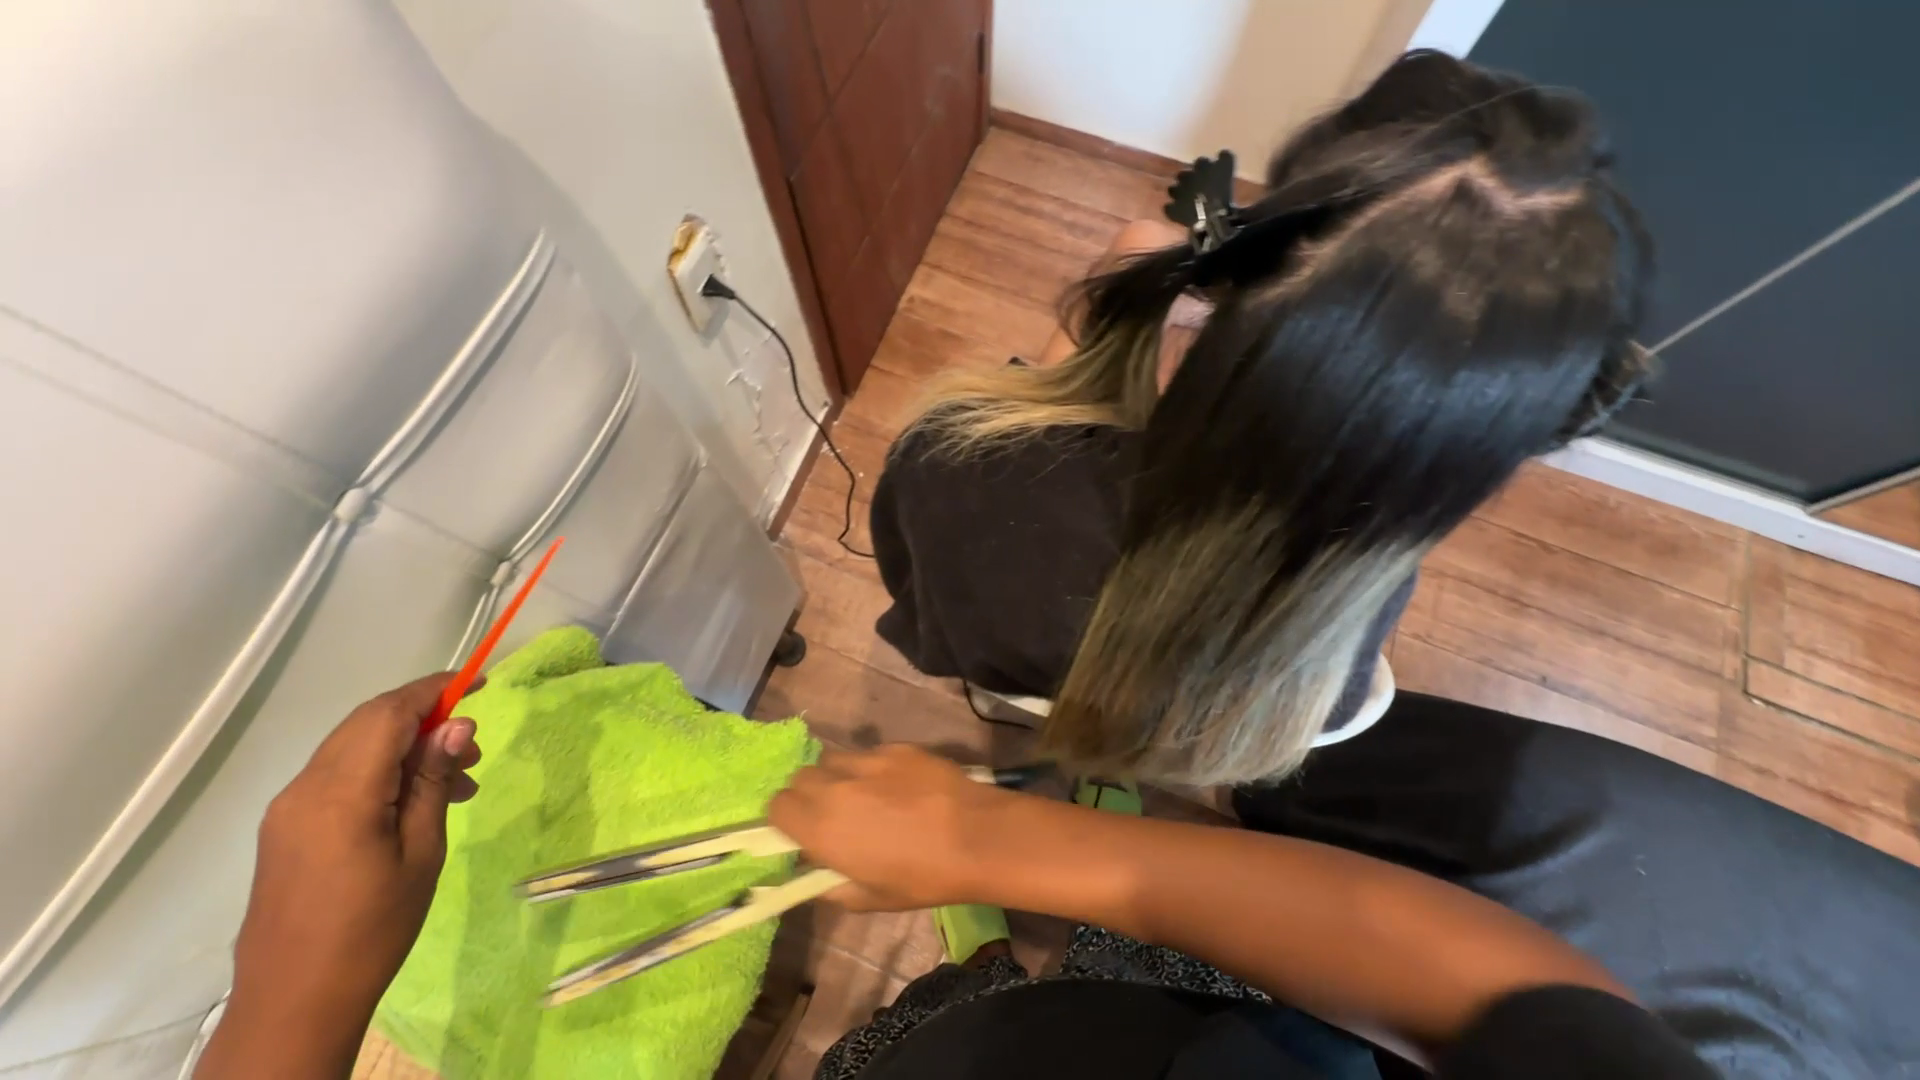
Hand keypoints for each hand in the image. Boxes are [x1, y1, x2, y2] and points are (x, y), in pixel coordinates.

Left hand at [201, 673, 481, 1077]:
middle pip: (367, 722)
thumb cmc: (374, 927)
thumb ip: (433, 781)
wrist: (296, 998)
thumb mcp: (422, 851)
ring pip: (353, 746)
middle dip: (424, 719)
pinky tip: (416, 801)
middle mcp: (305, 788)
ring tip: (457, 782)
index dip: (434, 690)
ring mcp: (289, 807)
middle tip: (473, 749)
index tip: (479, 683)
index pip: (388, 714)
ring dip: (405, 747)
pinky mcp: (286, 826)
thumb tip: (457, 725)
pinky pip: (339, 775)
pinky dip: (382, 770)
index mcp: (341, 793)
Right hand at [768, 745, 1014, 910]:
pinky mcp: (897, 747)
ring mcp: (867, 761)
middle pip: (800, 777)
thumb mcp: (871, 898)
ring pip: (833, 759)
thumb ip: (832, 886)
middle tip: (832, 815)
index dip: (786, 819)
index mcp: (822, 828)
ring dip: (837, 777)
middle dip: (807, 795)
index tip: (803, 831)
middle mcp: (836, 788)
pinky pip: (869, 754)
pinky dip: (872, 768)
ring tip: (864, 796)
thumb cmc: (924, 878)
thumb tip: (816, 874)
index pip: (776, 806)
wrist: (978, 837)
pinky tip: (899, 786)